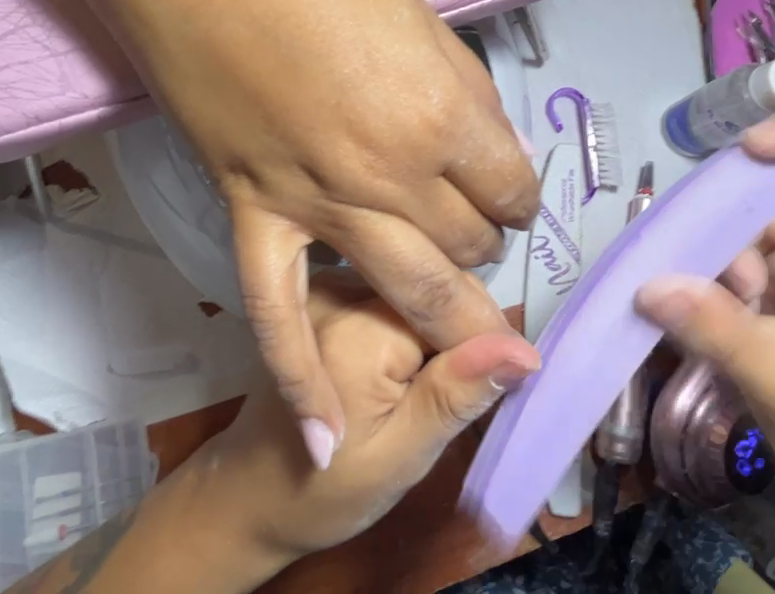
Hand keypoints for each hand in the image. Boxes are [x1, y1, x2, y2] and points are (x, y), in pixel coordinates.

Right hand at [115, 0, 538, 469]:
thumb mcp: (416, 15)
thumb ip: (458, 90)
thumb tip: (482, 144)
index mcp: (442, 112)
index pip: (512, 186)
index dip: (517, 192)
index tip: (504, 188)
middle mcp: (393, 173)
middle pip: (467, 244)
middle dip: (485, 245)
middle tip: (477, 233)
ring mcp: (320, 205)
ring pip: (407, 290)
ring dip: (447, 311)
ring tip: (463, 322)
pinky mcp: (254, 215)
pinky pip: (277, 314)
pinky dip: (301, 379)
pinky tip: (325, 440)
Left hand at [199, 274, 540, 557]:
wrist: (250, 492)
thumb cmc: (328, 489)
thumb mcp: (401, 456)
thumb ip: (457, 394)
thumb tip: (525, 349)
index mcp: (359, 323)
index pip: (456, 303)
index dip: (481, 346)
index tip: (481, 392)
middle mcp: (342, 284)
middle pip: (437, 284)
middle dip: (460, 333)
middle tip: (447, 396)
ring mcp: (330, 281)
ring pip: (419, 283)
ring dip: (438, 326)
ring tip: (423, 383)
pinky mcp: (327, 290)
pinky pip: (394, 289)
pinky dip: (412, 321)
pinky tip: (402, 364)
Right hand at [635, 106, 774, 495]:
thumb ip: (713, 324)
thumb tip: (647, 286)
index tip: (748, 147)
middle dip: (728, 209)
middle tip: (677, 227)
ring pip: (748, 231)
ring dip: (709, 250)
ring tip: (673, 273)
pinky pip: (734, 264)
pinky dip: (705, 275)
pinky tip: (680, 296)